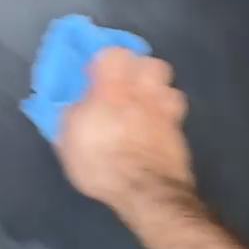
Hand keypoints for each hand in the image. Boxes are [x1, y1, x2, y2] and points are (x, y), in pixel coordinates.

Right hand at [57, 49, 194, 210]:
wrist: (146, 194)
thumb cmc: (100, 162)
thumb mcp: (68, 138)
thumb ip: (72, 114)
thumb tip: (78, 106)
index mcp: (112, 91)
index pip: (116, 54)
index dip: (105, 60)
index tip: (93, 76)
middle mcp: (143, 97)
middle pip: (153, 64)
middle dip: (140, 70)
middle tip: (124, 86)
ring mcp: (166, 117)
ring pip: (170, 89)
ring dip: (157, 93)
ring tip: (142, 108)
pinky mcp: (181, 139)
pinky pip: (174, 118)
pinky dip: (163, 121)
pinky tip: (151, 134)